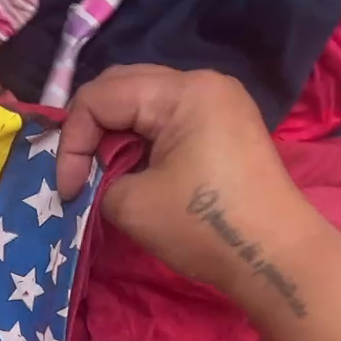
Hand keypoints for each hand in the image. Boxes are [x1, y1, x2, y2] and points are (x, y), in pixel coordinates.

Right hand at [55, 65, 327, 315]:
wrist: (271, 256)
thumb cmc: (201, 226)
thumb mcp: (129, 203)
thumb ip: (98, 177)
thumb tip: (95, 175)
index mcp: (182, 92)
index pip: (99, 97)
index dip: (72, 143)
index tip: (68, 190)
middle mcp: (200, 84)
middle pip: (119, 87)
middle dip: (88, 132)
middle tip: (78, 176)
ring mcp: (215, 103)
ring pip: (139, 102)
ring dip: (110, 136)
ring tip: (101, 176)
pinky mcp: (219, 127)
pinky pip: (162, 119)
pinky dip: (136, 141)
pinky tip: (130, 171)